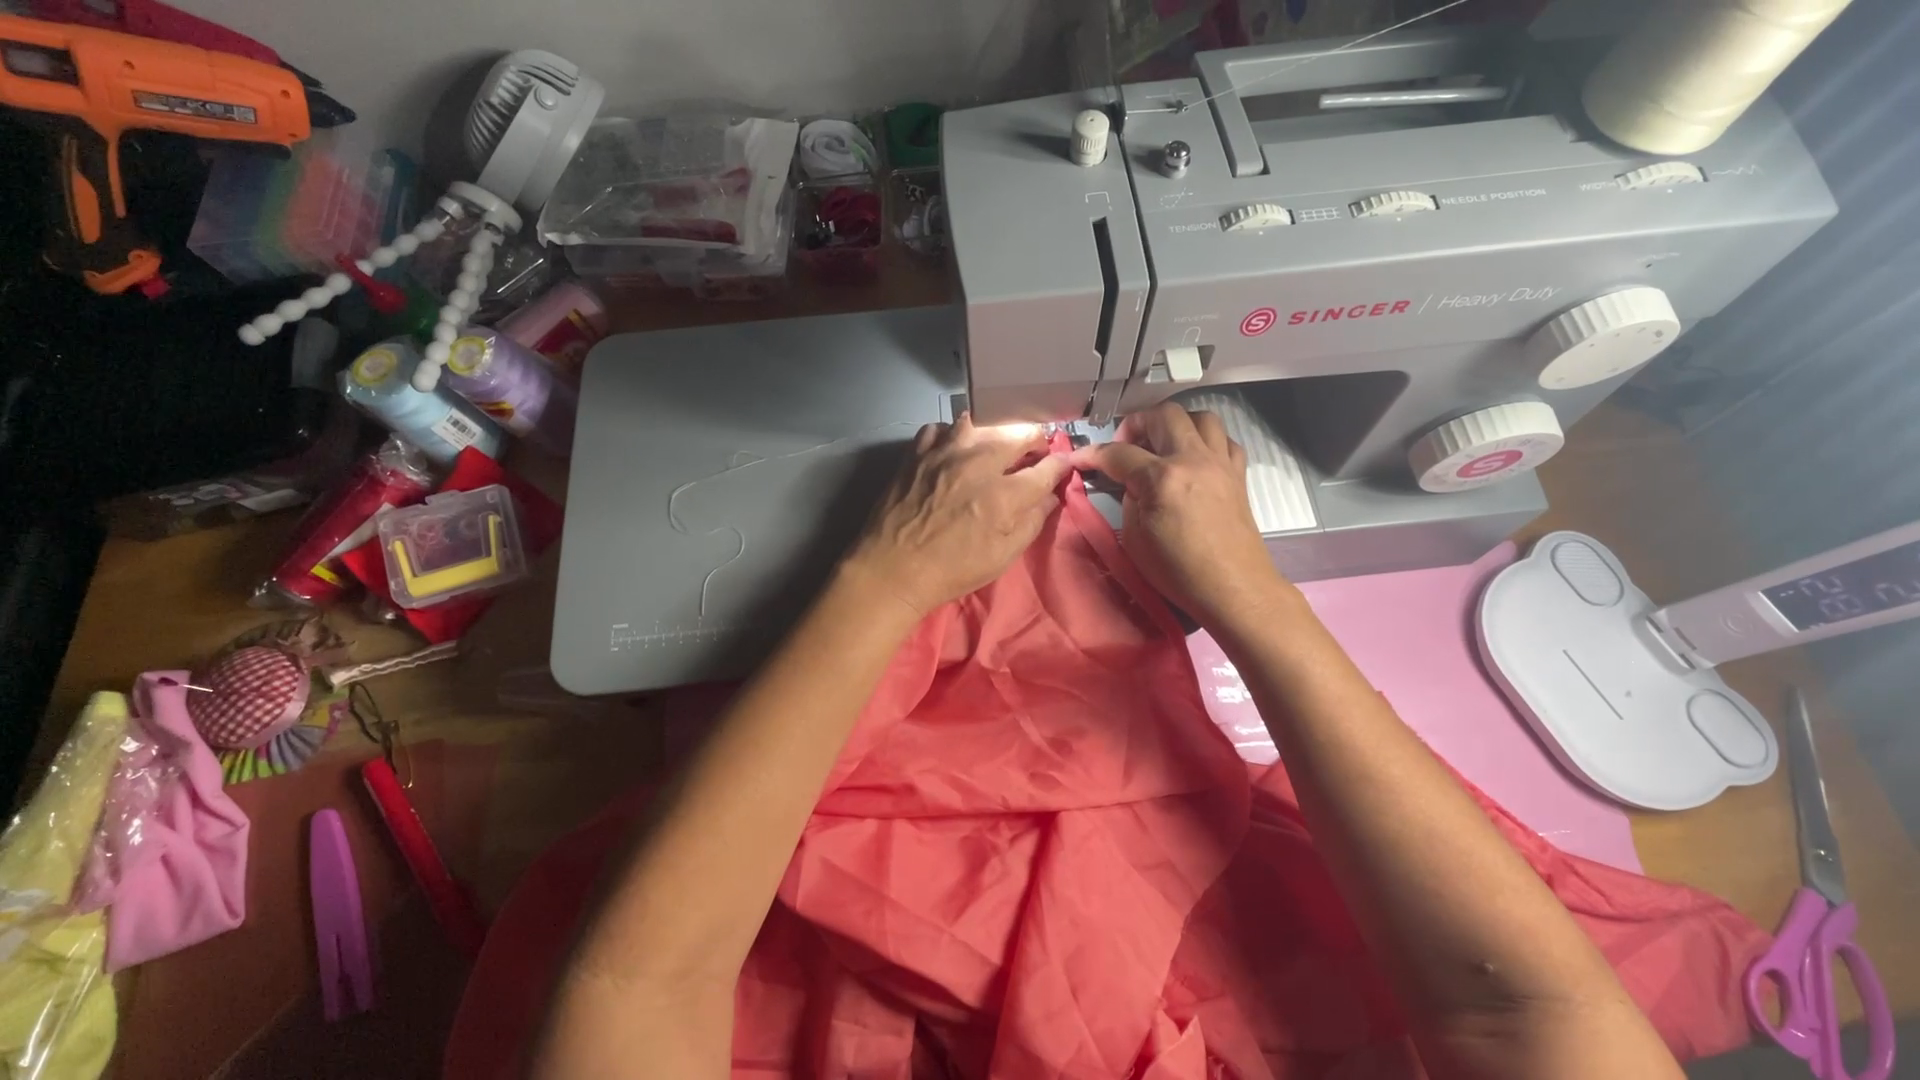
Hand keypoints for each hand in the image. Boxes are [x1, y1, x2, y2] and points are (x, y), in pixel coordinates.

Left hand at [845, 415, 1071, 617]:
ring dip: (994, 430)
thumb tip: (1050, 496)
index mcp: (1002, 494)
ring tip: (994, 445)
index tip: (1064, 465)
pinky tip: (954, 451)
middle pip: (1017, 432)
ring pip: (979, 421)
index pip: (1046, 468)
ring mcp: (943, 452)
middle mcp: (976, 463)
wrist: (891, 570)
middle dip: (1033, 439)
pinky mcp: (916, 452)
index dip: (1061, 465)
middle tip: (1033, 452)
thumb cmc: (950, 570)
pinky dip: (953, 435)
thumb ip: (1031, 522)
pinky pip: (941, 428)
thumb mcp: (1002, 557)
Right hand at [1070, 402, 1290, 628]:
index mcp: (1163, 479)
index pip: (1119, 454)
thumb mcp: (1136, 540)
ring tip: (1162, 444)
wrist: (1233, 589)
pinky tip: (1194, 458)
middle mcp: (1194, 460)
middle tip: (1126, 445)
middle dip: (1137, 423)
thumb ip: (1130, 501)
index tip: (1080, 458)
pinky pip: (1224, 440)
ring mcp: (1220, 464)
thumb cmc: (1180, 573)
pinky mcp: (1237, 475)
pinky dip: (1206, 441)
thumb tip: (1132, 483)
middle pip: (1163, 415)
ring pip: (1200, 416)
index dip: (1093, 454)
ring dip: (1176, 423)